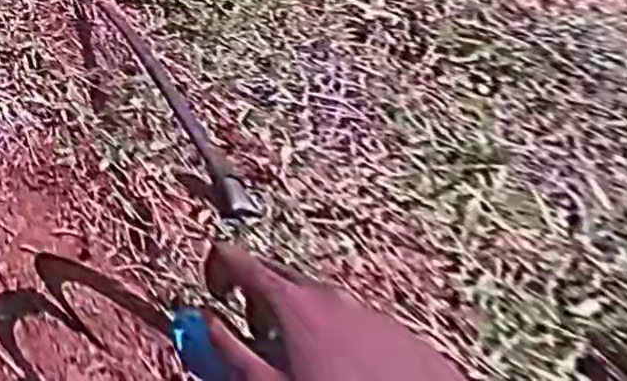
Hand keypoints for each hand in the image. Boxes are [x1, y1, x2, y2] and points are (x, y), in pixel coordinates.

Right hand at [203, 244, 462, 380]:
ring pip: (324, 302)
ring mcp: (379, 319)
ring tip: (313, 363)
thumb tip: (207, 319)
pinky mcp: (419, 346)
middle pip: (279, 273)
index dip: (215, 269)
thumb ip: (227, 345)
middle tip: (260, 331)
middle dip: (260, 294)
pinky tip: (359, 378)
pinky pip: (368, 328)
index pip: (233, 256)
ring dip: (306, 319)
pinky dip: (350, 340)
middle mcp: (332, 298)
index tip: (217, 296)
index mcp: (292, 302)